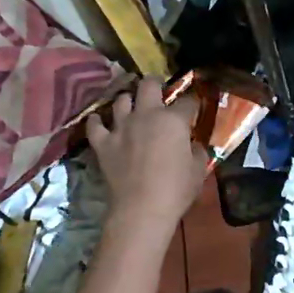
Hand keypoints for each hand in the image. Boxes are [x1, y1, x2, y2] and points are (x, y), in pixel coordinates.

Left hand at [88, 76, 208, 236]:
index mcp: (173, 120)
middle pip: (148, 85)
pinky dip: (97, 121)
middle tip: (158, 90)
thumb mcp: (198, 170)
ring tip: (131, 106)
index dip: (193, 103)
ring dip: (127, 100)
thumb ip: (197, 151)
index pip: (187, 101)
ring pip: (121, 100)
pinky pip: (95, 125)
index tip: (194, 107)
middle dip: (155, 83)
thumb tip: (193, 145)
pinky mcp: (103, 143)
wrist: (141, 209)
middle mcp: (146, 115)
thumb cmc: (176, 189)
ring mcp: (121, 127)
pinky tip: (100, 120)